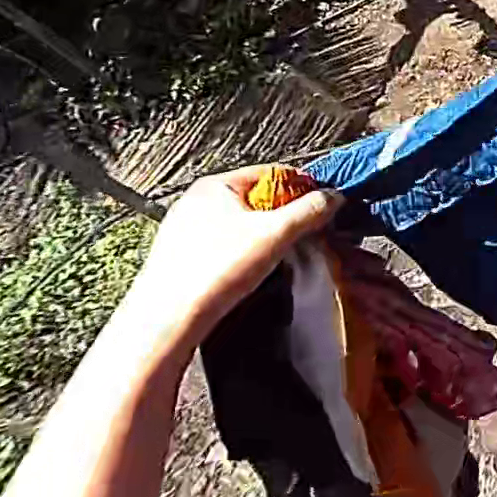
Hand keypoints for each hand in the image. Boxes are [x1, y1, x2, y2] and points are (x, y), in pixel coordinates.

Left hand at [128, 165, 340, 344]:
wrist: (163, 323)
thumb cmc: (213, 271)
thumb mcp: (275, 235)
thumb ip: (309, 211)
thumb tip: (333, 197)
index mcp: (216, 184)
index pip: (272, 172)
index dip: (301, 188)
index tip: (320, 207)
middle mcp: (196, 201)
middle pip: (256, 198)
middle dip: (283, 214)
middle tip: (301, 234)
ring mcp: (185, 230)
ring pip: (239, 224)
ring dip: (263, 237)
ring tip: (275, 257)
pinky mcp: (180, 258)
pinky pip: (222, 246)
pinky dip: (241, 254)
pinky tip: (248, 273)